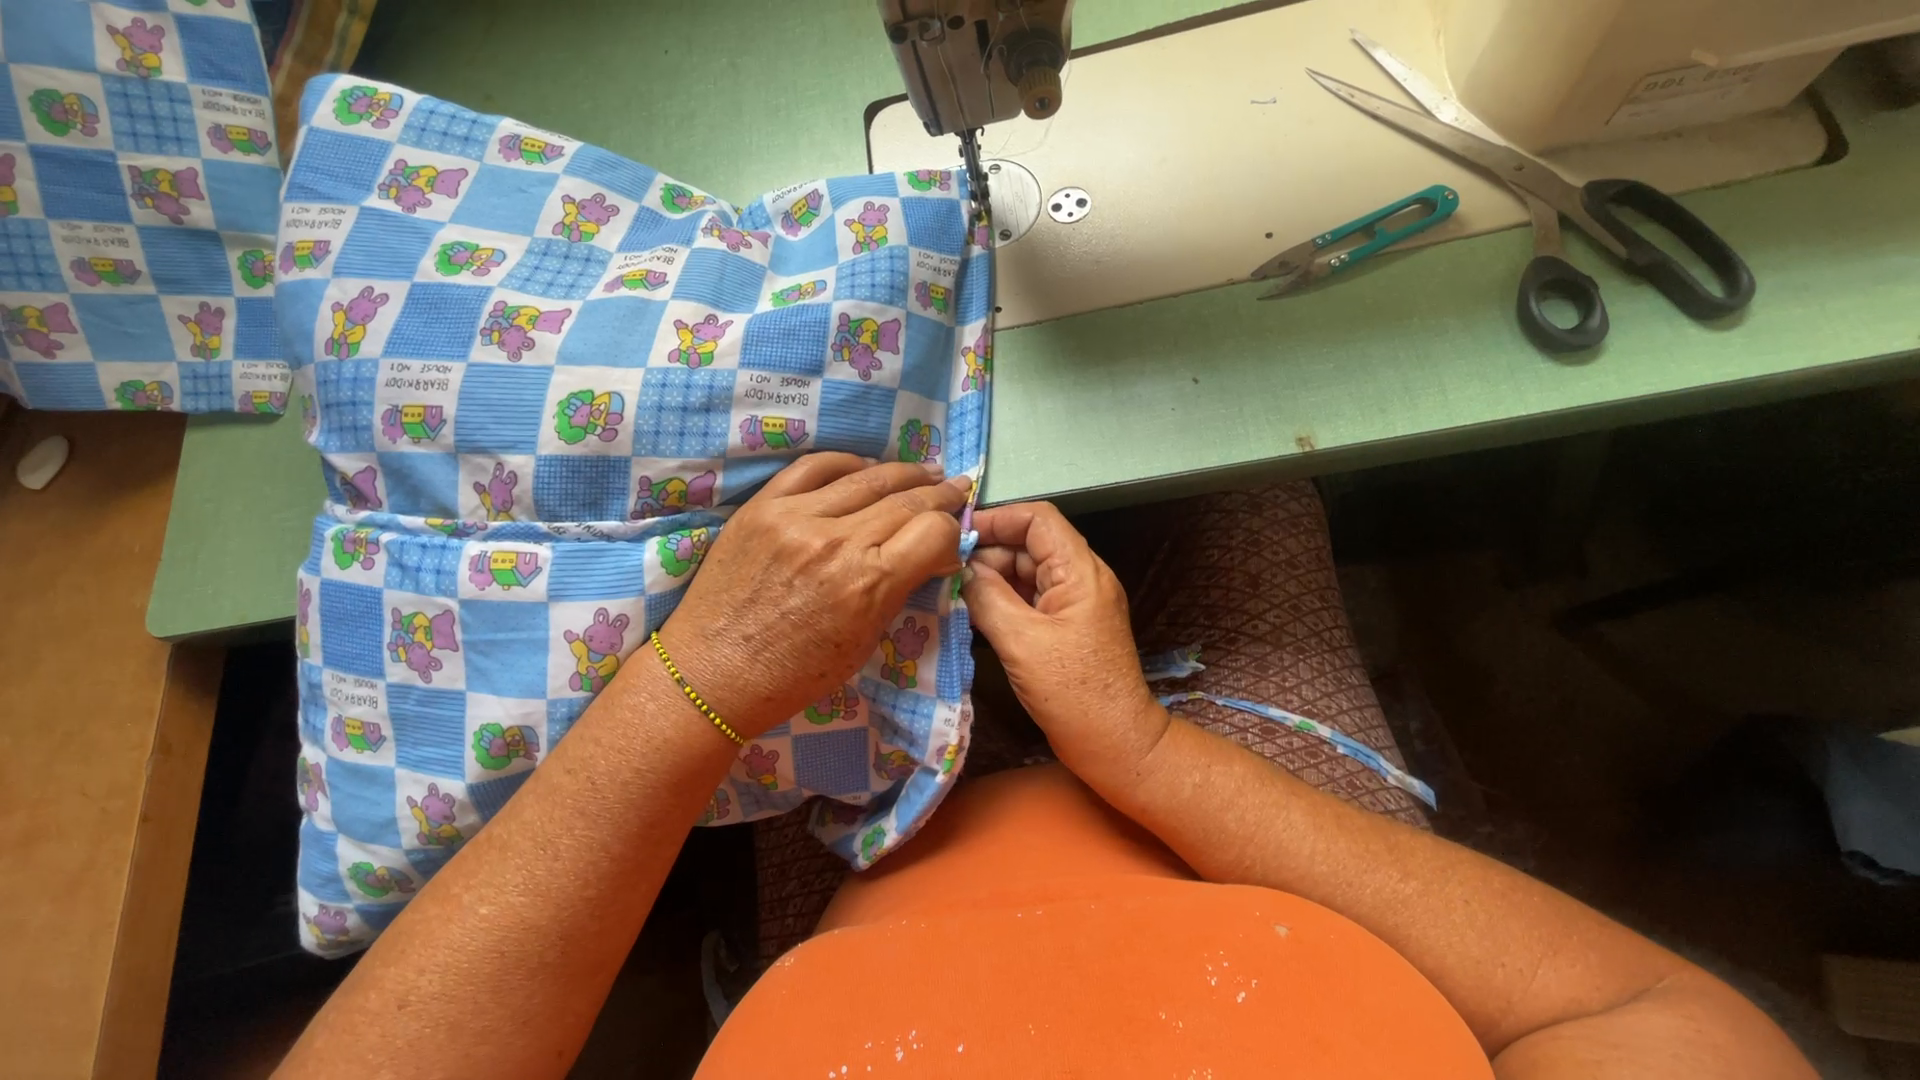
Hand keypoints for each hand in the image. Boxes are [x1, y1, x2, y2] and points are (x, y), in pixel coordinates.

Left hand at [658, 453, 969, 737]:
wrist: (713, 674)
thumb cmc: (795, 674)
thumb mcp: (865, 641)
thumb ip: (899, 588)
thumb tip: (930, 553)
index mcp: (869, 584)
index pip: (935, 531)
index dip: (953, 530)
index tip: (953, 534)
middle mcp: (837, 541)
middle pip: (907, 498)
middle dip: (939, 493)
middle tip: (955, 488)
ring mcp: (796, 517)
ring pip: (866, 476)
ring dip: (903, 473)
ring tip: (921, 472)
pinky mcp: (762, 506)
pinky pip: (814, 467)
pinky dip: (846, 463)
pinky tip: (863, 467)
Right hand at [961, 502, 1168, 788]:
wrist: (1114, 743)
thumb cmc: (1072, 691)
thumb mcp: (1021, 641)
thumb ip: (987, 597)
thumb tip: (959, 568)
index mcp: (1081, 571)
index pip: (1038, 519)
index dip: (997, 519)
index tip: (956, 534)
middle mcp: (1082, 578)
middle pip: (1029, 545)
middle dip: (988, 553)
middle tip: (945, 573)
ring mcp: (1075, 603)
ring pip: (1027, 573)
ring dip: (991, 579)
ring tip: (952, 593)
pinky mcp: (1067, 627)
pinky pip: (1030, 599)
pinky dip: (1002, 601)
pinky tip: (972, 613)